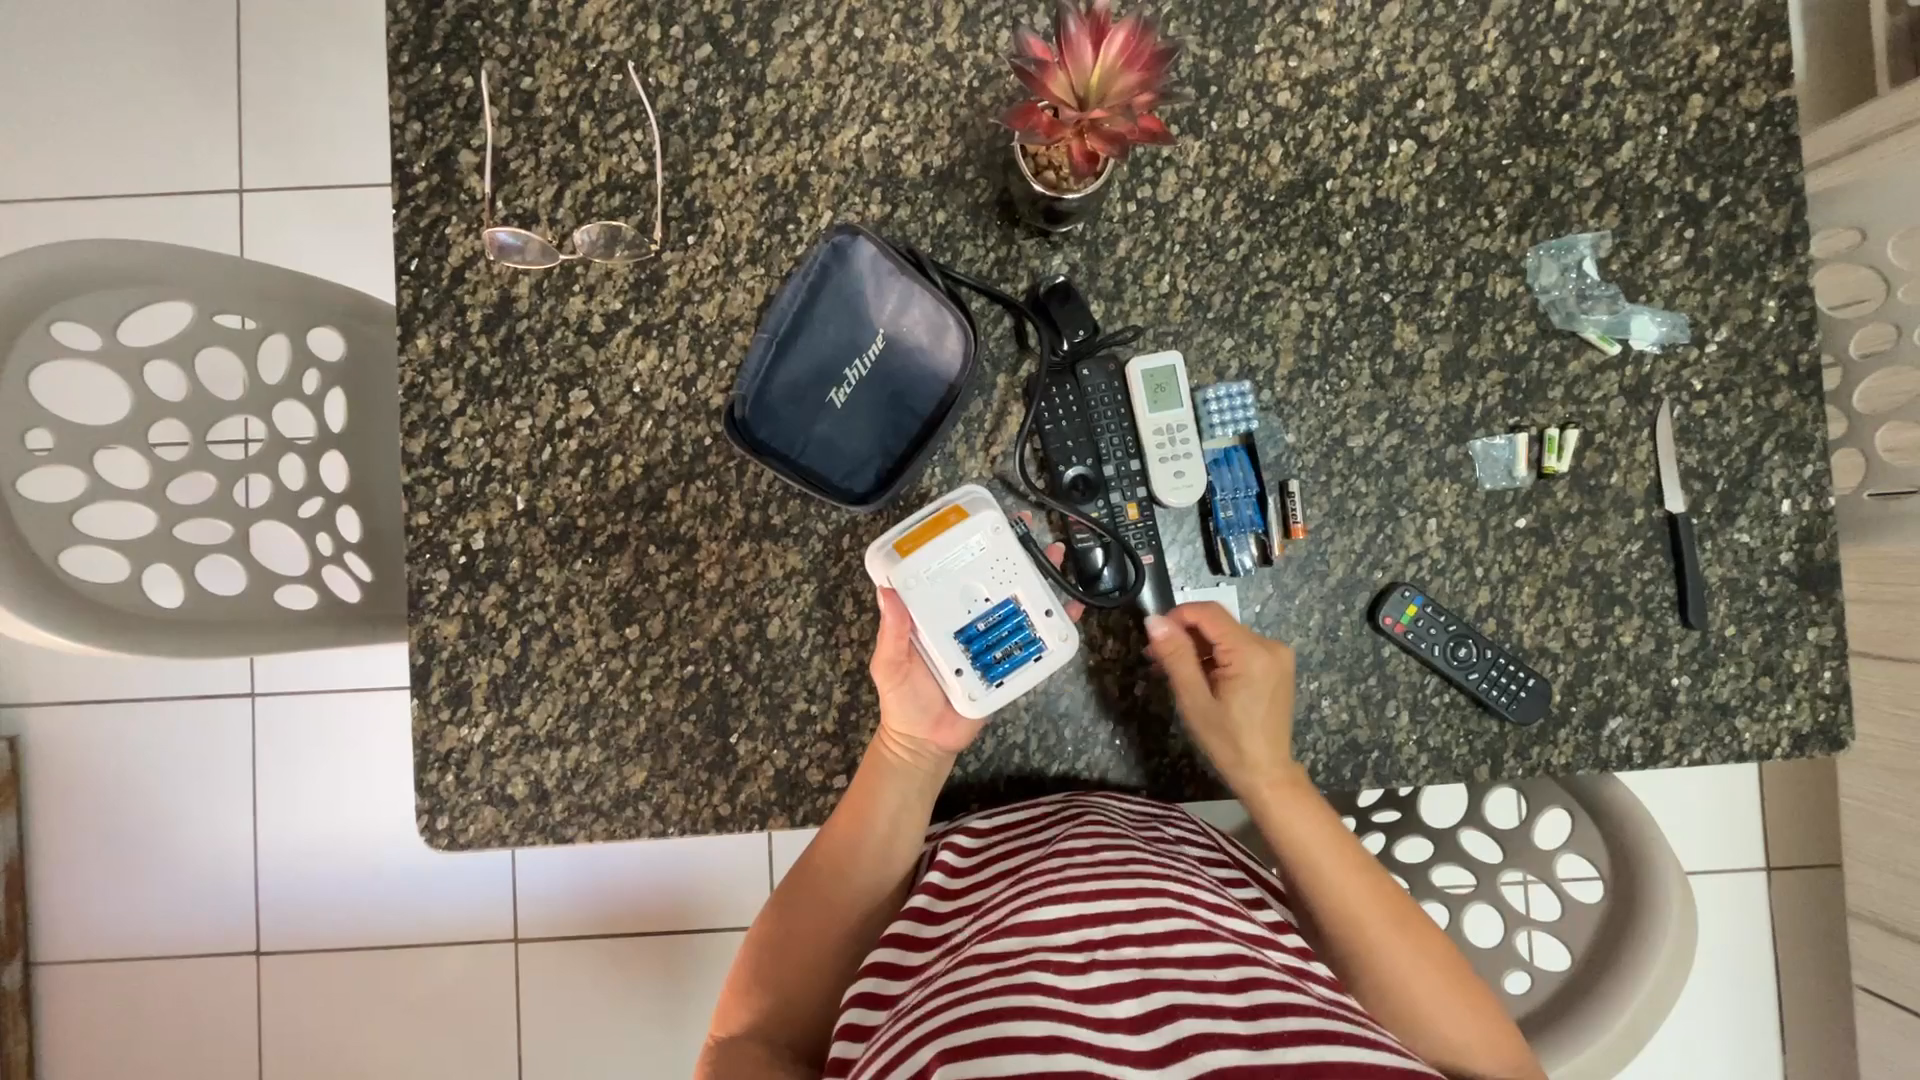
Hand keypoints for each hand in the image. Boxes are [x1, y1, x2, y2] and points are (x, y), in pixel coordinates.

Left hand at [869, 537, 1081, 769]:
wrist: (926, 744)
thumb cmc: (903, 701)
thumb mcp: (889, 664)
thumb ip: (891, 632)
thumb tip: (886, 591)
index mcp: (936, 613)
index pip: (954, 572)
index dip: (970, 547)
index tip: (984, 523)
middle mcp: (966, 620)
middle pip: (992, 581)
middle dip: (1014, 555)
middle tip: (1031, 530)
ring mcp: (990, 640)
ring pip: (1018, 603)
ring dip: (1040, 579)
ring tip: (1057, 556)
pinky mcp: (1009, 663)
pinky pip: (1034, 640)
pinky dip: (1054, 624)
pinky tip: (1072, 608)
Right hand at [1145, 602, 1298, 795]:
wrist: (1266, 773)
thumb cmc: (1227, 742)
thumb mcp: (1194, 699)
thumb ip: (1175, 655)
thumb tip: (1153, 620)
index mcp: (1251, 652)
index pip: (1208, 612)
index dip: (1177, 617)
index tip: (1154, 638)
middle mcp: (1270, 645)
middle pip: (1217, 623)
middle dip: (1185, 635)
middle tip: (1157, 660)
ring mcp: (1277, 655)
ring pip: (1226, 635)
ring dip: (1199, 647)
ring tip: (1175, 672)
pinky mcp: (1276, 665)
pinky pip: (1239, 647)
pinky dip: (1216, 656)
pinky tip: (1201, 677)